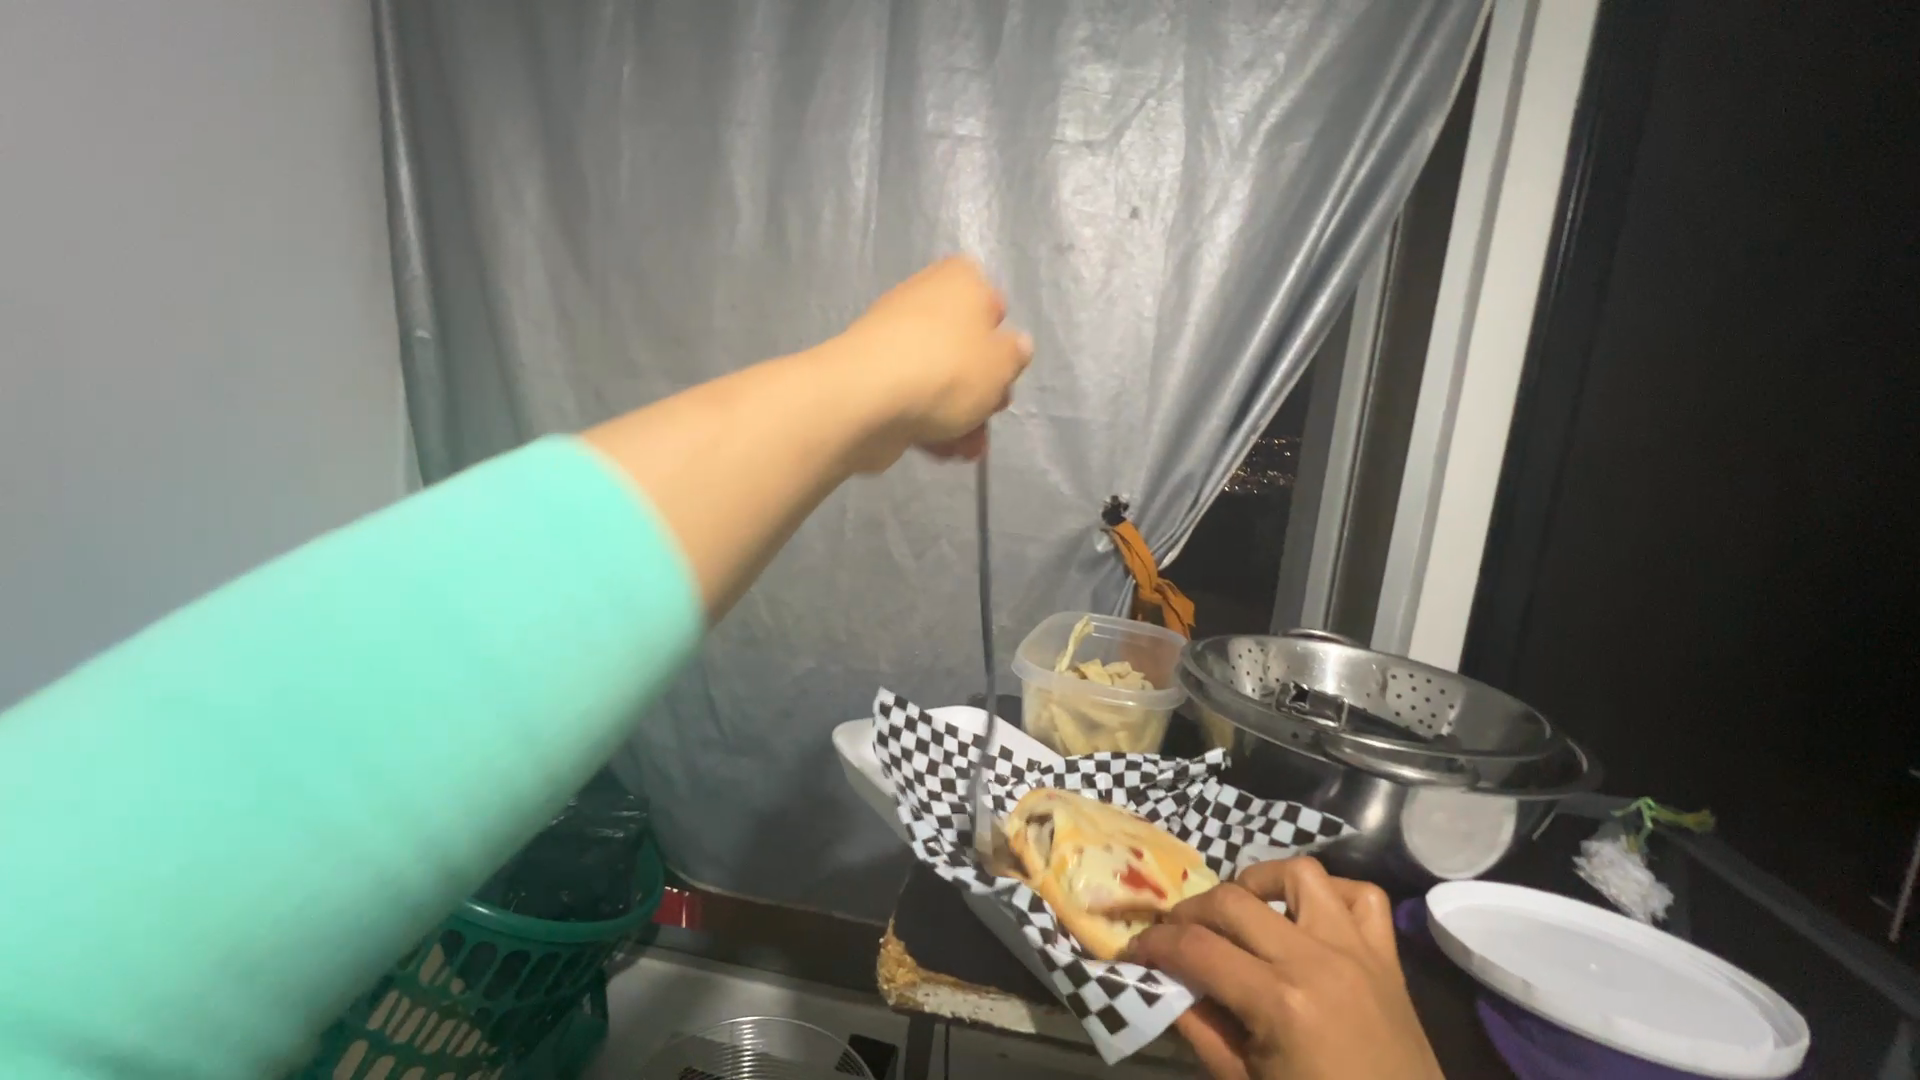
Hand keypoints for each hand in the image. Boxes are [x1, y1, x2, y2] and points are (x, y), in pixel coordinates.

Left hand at [830, 257, 1032, 469]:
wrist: (866, 400)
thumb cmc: (948, 371)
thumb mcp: (1003, 363)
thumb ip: (1015, 354)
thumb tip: (1014, 345)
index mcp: (960, 281)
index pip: (993, 305)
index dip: (1002, 344)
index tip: (1003, 372)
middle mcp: (925, 300)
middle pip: (966, 351)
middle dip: (981, 391)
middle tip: (987, 415)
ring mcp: (894, 341)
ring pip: (941, 381)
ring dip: (960, 419)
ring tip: (965, 450)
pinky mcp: (873, 378)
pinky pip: (912, 400)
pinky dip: (928, 425)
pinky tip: (940, 452)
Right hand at [1126, 858, 1441, 1079]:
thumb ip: (1201, 1028)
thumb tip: (1166, 981)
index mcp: (1280, 1004)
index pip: (1196, 949)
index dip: (1155, 944)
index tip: (1135, 950)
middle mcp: (1317, 961)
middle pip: (1233, 901)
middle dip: (1190, 912)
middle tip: (1176, 935)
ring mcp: (1358, 952)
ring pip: (1299, 874)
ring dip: (1259, 883)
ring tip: (1243, 913)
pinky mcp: (1388, 958)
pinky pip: (1362, 896)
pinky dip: (1331, 895)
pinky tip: (1307, 918)